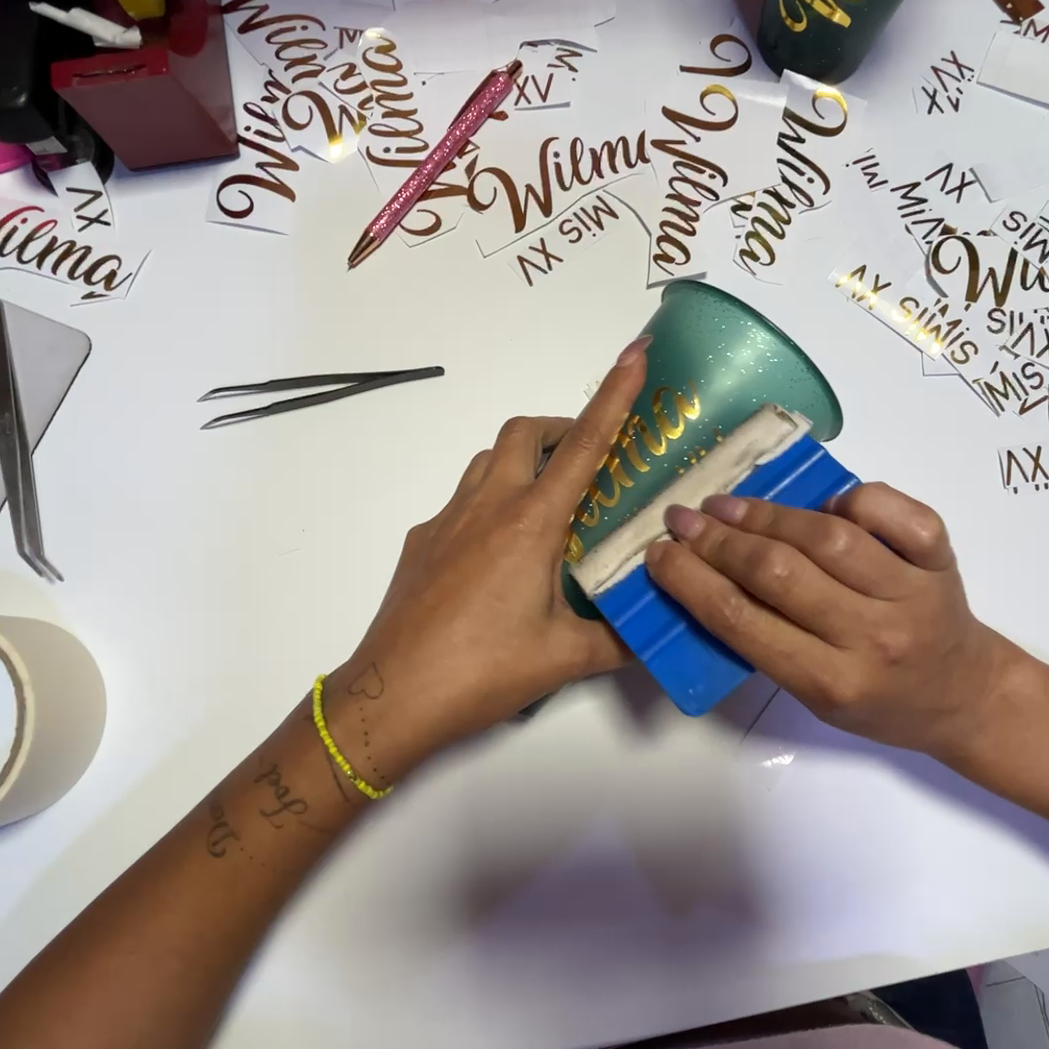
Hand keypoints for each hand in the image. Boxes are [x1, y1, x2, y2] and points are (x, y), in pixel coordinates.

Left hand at [319, 337, 650, 788]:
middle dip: (559, 427)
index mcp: (530, 523)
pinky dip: (490, 503)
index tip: (635, 354)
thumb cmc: (483, 671)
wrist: (392, 695)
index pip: (582, 446)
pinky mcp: (420, 542)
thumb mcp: (565, 658)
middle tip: (588, 460)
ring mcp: (446, 521)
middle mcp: (486, 507)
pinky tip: (500, 554)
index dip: (613, 397)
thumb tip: (655, 629)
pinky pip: (461, 501)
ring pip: (487, 460)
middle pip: (522, 432)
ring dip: (521, 461)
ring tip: (548, 503)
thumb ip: (618, 638)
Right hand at [644, 484, 1024, 758]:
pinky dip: (858, 499)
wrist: (964, 696)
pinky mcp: (942, 560)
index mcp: (831, 681)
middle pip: (778, 573)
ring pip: (828, 537)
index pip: (742, 620)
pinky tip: (825, 501)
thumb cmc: (875, 703)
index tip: (659, 553)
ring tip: (727, 504)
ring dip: (766, 514)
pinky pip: (898, 514)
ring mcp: (911, 594)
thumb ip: (764, 642)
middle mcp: (872, 637)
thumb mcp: (811, 696)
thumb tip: (705, 575)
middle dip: (717, 540)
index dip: (690, 580)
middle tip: (683, 518)